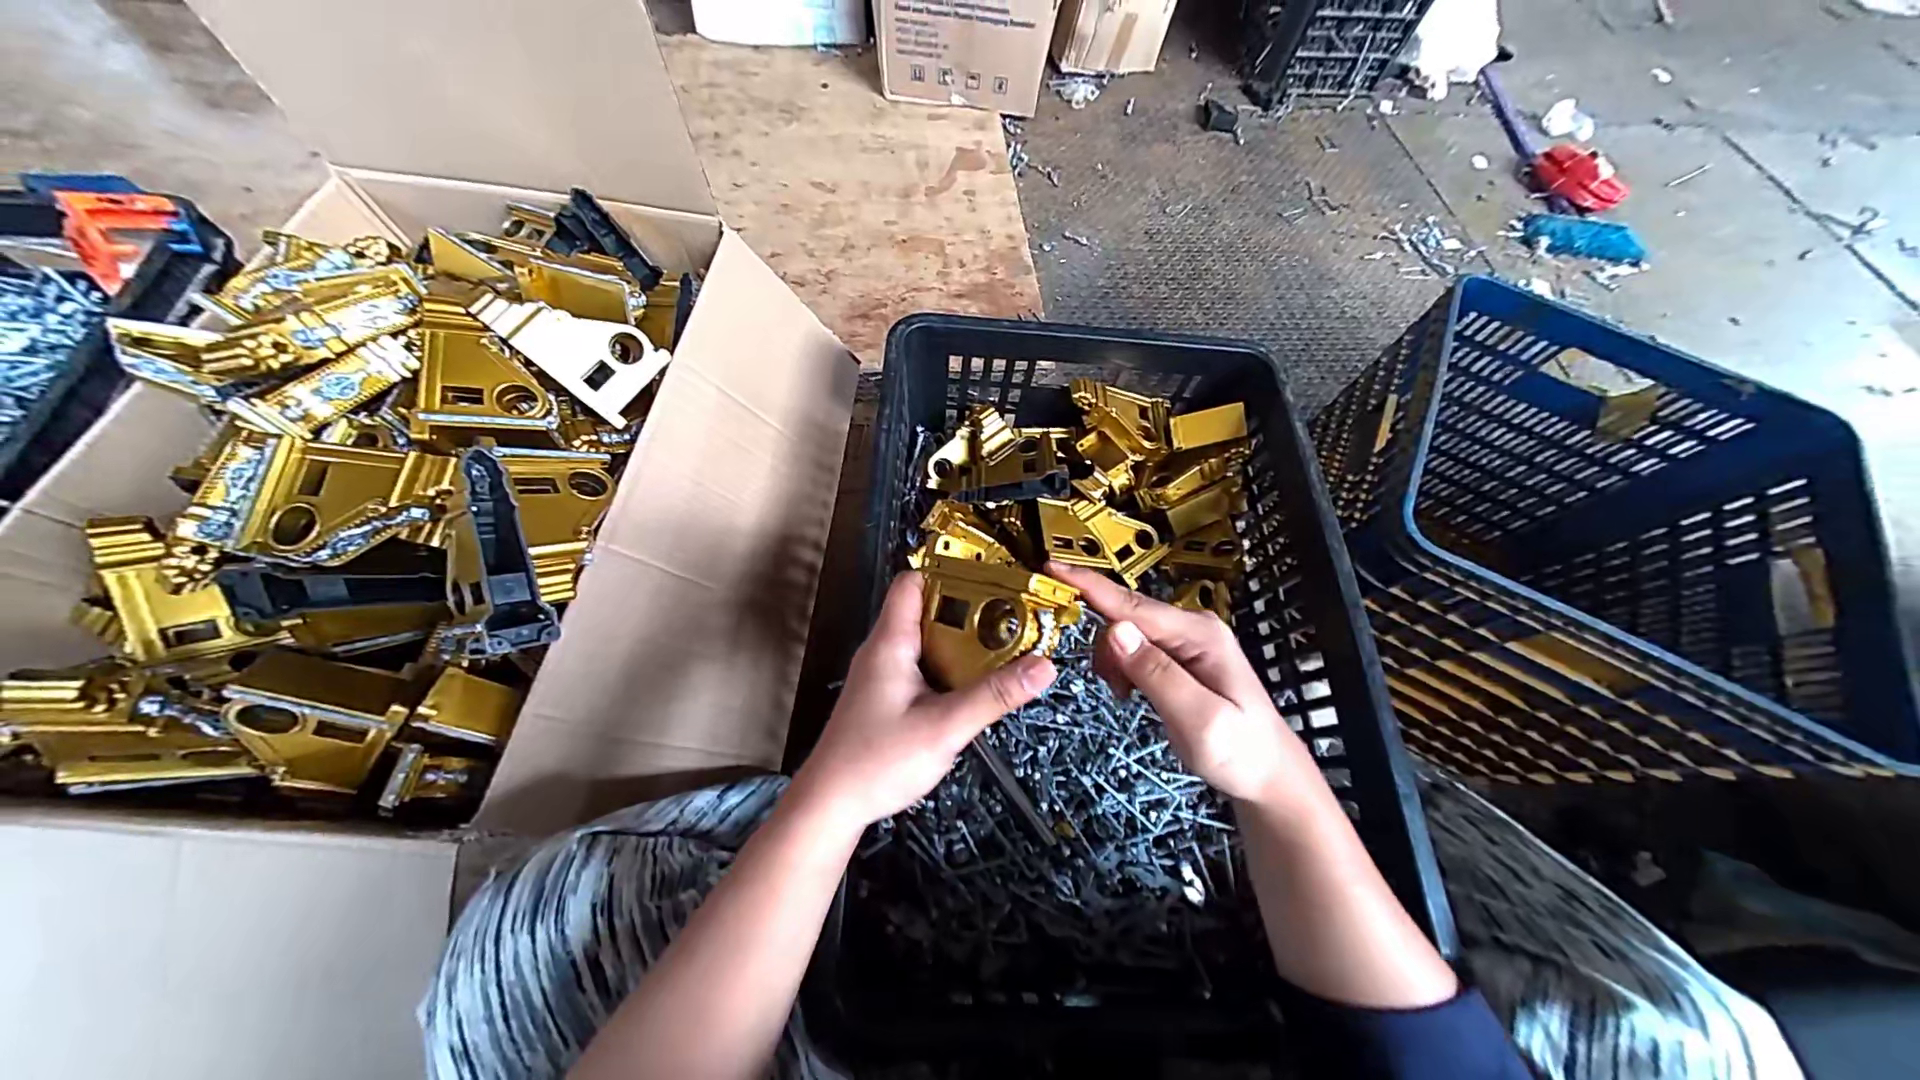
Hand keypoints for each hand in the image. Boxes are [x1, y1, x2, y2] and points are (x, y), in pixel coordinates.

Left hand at [795, 571, 1056, 830]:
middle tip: (1009, 617)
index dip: (952, 573)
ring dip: (961, 640)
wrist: (831, 804)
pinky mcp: (887, 694)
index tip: (993, 579)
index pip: (914, 581)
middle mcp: (884, 650)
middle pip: (927, 608)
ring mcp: (883, 672)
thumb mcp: (944, 728)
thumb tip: (1041, 667)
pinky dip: (949, 665)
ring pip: (927, 639)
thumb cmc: (874, 763)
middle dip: (968, 610)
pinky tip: (971, 684)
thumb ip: (994, 696)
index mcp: (890, 643)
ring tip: (1000, 647)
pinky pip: (923, 664)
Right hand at [1047, 562, 1320, 808]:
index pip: (1132, 604)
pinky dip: (1121, 668)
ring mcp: (1184, 640)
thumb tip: (1115, 631)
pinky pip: (1132, 648)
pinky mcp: (1175, 654)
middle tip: (1114, 688)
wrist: (1265, 774)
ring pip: (1124, 634)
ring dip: (1113, 662)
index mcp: (1199, 635)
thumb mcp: (1199, 719)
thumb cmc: (1240, 752)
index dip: (1089, 585)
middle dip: (1104, 647)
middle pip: (1124, 617)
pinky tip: (1132, 691)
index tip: (1053, 568)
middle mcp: (1191, 628)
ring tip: (1127, 695)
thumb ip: (1155, 674)